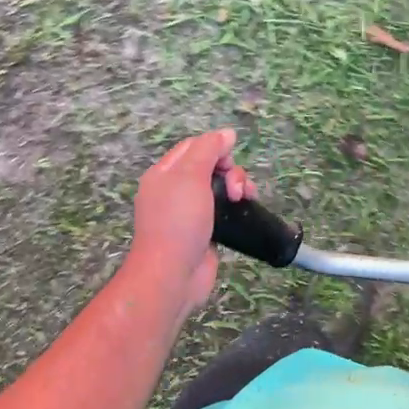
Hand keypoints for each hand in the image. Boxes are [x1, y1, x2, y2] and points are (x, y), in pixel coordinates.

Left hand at [125, 129, 255, 314]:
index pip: (192, 147)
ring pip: (219, 188)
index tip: (230, 158)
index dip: (215, 146)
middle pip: (209, 166)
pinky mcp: (204, 232)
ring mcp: (189, 213)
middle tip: (236, 186)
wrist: (172, 275)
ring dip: (237, 186)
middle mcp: (174, 191)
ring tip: (244, 198)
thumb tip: (227, 133)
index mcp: (164, 173)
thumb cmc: (178, 220)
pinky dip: (235, 207)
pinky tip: (244, 210)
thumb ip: (208, 149)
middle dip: (229, 170)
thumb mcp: (190, 175)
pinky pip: (223, 210)